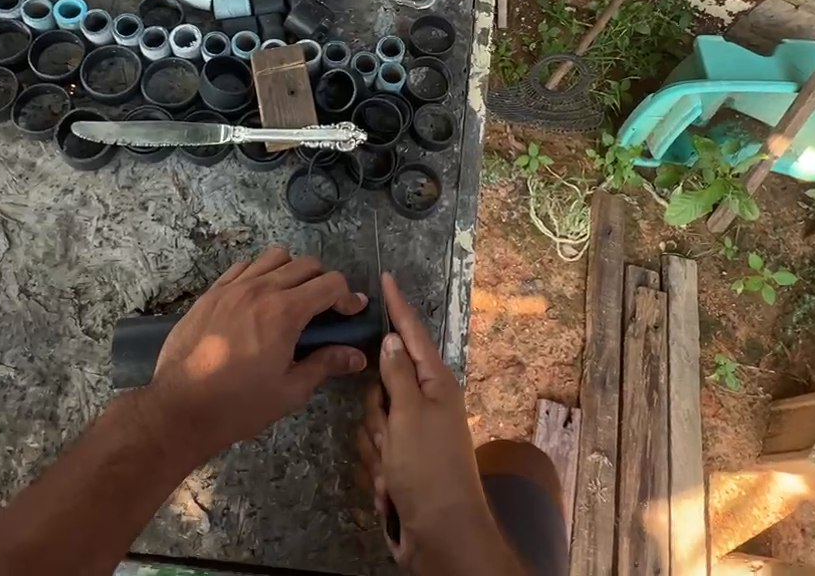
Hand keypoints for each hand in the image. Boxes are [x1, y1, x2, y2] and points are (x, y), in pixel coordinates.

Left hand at [150, 247, 368, 459]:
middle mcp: (261, 289)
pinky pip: (243, 267)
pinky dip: (259, 274)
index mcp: (285, 312)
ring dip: (291, 271)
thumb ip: (325, 364)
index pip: (331, 283)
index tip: (351, 313)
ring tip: (290, 298)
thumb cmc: (239, 405)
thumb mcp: (289, 390)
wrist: (179, 410)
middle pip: (307, 264)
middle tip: (324, 308)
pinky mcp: (211, 293)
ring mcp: (233, 287)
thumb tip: (357, 356)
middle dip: (324, 282)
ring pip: (275, 257)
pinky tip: (257, 299)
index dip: (348, 296)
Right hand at [359, 273, 522, 575]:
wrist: (441, 537)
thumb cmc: (428, 469)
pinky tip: (392, 488)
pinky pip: (376, 449)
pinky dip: (379, 470)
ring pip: (374, 419)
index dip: (397, 306)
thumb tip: (391, 337)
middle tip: (390, 438)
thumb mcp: (409, 415)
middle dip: (377, 413)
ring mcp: (413, 433)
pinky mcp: (402, 460)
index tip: (387, 277)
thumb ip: (396, 374)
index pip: (411, 334)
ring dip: (378, 447)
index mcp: (435, 383)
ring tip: (394, 470)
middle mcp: (425, 402)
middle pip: (382, 383)